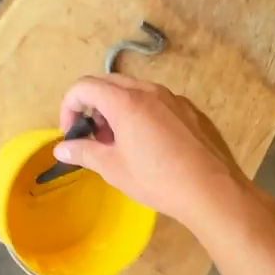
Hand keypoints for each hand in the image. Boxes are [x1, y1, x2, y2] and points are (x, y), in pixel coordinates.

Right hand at [53, 74, 268, 225]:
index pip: (84, 87)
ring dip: (117, 109)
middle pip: (108, 84)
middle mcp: (149, 91)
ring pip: (134, 91)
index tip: (72, 133)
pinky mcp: (191, 110)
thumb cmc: (157, 179)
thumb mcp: (112, 168)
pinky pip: (158, 102)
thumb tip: (61, 149)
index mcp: (125, 102)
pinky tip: (150, 145)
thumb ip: (83, 152)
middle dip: (92, 106)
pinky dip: (142, 114)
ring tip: (120, 142)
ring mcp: (173, 98)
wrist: (213, 190)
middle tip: (93, 136)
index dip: (69, 107)